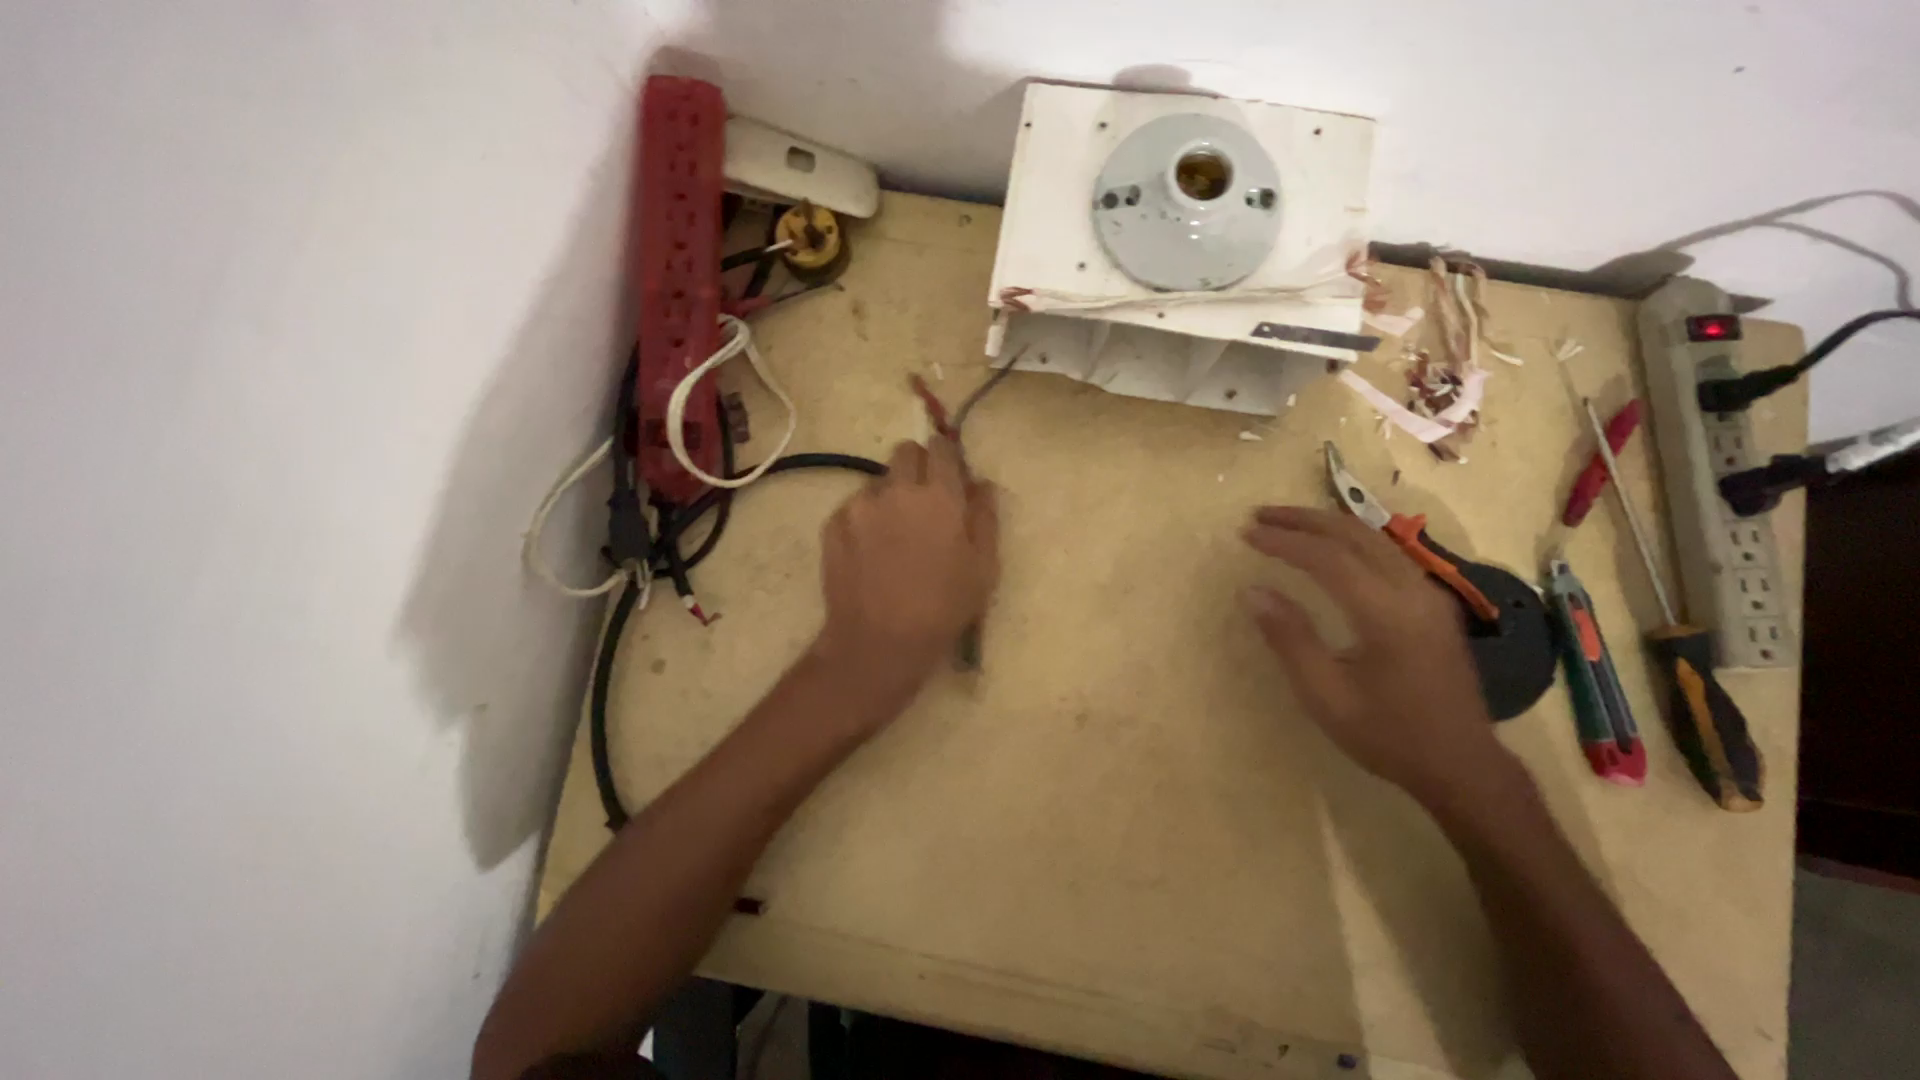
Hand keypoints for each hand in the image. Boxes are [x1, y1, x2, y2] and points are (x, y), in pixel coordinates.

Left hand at [814, 438, 999, 699]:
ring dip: (890, 495)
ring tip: (895, 535)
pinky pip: (854, 507)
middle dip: (917, 466)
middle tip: (925, 501)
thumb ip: (985, 517)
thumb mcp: (983, 567)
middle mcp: (896, 489)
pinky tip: (871, 552)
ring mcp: (859, 505)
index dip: (947, 456)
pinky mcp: (833, 525)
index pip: (942, 448)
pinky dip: (865, 519)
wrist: (879, 641)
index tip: (950, 475)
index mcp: (939, 496)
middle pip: (906, 452)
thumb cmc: (943, 608)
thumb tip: (981, 484)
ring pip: (878, 481)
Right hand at [1241, 506, 1505, 802]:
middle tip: (1258, 515)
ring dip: (1327, 525)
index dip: (1284, 540)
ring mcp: (1429, 595)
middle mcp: (1412, 592)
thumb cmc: (1389, 736)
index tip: (1246, 534)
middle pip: (1355, 534)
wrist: (1463, 765)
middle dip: (1303, 519)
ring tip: (1285, 524)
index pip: (1328, 558)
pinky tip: (1329, 548)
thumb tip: (1252, 592)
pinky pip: (1388, 554)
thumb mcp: (1326, 697)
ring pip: (1375, 539)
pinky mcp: (1433, 605)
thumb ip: (1290, 639)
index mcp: (1387, 614)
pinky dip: (1350, 540)